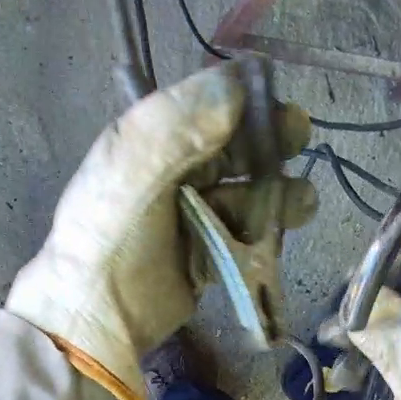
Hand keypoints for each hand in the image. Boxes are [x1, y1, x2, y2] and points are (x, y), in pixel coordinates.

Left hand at [5, 62, 314, 399]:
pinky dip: (262, 233)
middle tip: (300, 138)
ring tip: (303, 201)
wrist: (98, 316)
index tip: (277, 100)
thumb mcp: (136, 168)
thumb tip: (239, 83)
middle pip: (230, 148)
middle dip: (267, 142)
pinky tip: (280, 234)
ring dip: (274, 192)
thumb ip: (181, 124)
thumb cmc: (112, 237)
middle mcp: (170, 174)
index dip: (242, 98)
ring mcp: (189, 218)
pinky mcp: (204, 258)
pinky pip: (240, 236)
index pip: (203, 104)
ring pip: (243, 193)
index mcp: (148, 141)